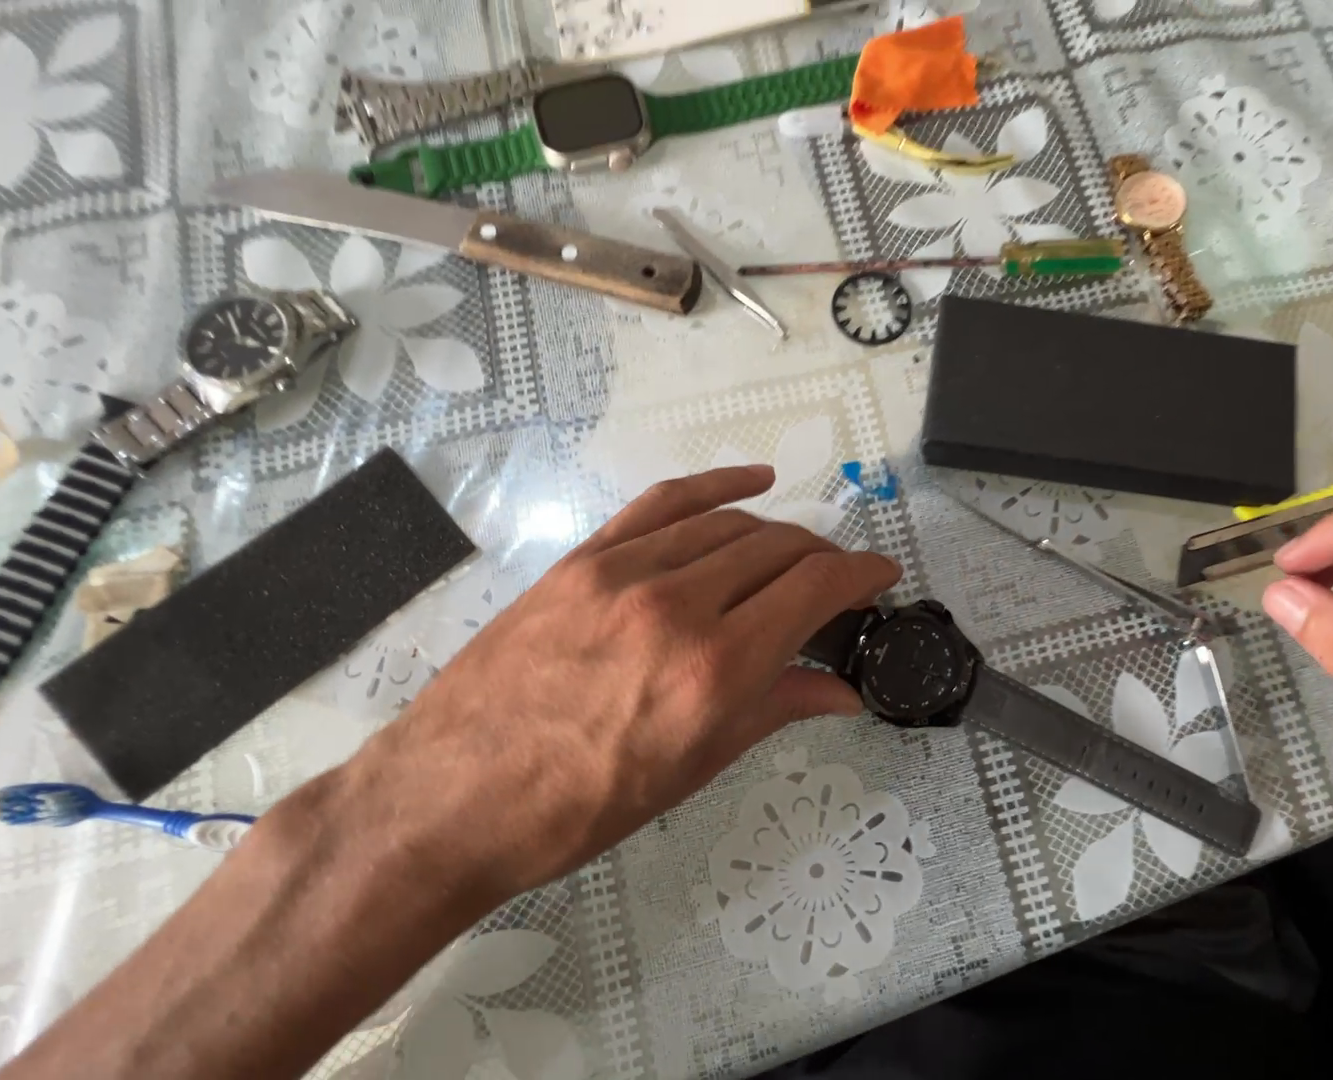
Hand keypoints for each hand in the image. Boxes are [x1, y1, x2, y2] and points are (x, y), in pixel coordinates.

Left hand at [335, 465, 898, 903]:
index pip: (815, 586)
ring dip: (778, 535)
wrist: (450, 800)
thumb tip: (842, 691)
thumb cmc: (583, 805)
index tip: (881, 576)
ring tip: (795, 557)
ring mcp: (625, 572)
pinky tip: (754, 481)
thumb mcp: (696, 766)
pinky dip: (717, 485)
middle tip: (837, 585)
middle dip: (824, 560)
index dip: (862, 573)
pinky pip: (664, 503)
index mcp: (716, 668)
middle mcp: (678, 605)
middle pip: (780, 548)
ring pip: (730, 524)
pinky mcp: (583, 559)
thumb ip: (777, 708)